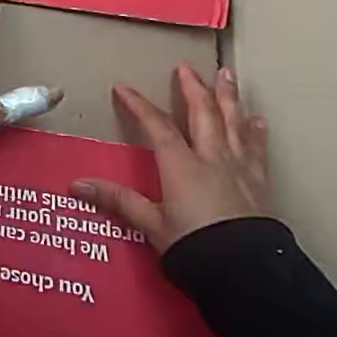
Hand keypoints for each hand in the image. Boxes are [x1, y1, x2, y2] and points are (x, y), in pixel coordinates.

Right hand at [74, 65, 272, 251]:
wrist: (244, 270)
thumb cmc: (193, 247)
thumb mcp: (151, 226)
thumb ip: (118, 201)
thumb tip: (77, 185)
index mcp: (180, 165)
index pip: (156, 126)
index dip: (138, 105)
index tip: (123, 87)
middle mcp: (211, 156)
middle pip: (202, 112)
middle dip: (192, 87)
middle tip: (186, 67)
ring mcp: (238, 166)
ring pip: (233, 121)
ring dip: (228, 95)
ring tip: (227, 73)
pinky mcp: (259, 181)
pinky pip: (257, 148)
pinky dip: (256, 132)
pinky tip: (258, 120)